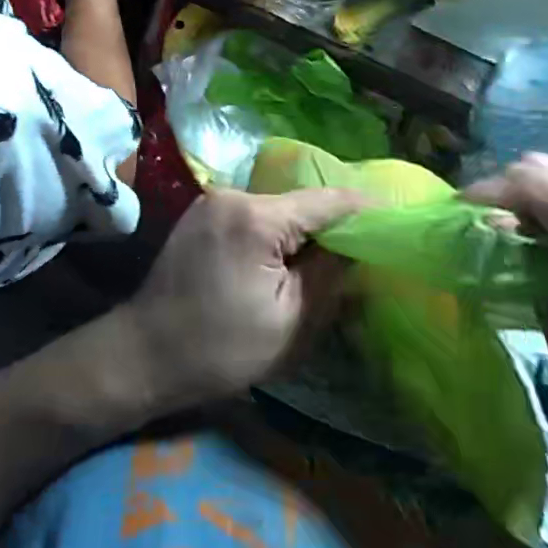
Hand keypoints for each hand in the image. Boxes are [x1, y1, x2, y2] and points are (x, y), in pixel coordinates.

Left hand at [120, 187, 362, 408]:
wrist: (147, 351)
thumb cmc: (222, 346)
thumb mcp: (291, 320)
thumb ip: (330, 276)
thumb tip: (359, 249)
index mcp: (254, 216)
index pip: (328, 201)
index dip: (367, 214)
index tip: (400, 228)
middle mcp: (229, 196)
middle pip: (299, 202)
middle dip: (334, 227)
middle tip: (372, 252)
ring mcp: (208, 204)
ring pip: (275, 209)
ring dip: (302, 232)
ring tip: (336, 261)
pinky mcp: (198, 218)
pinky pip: (250, 217)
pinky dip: (274, 234)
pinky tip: (289, 260)